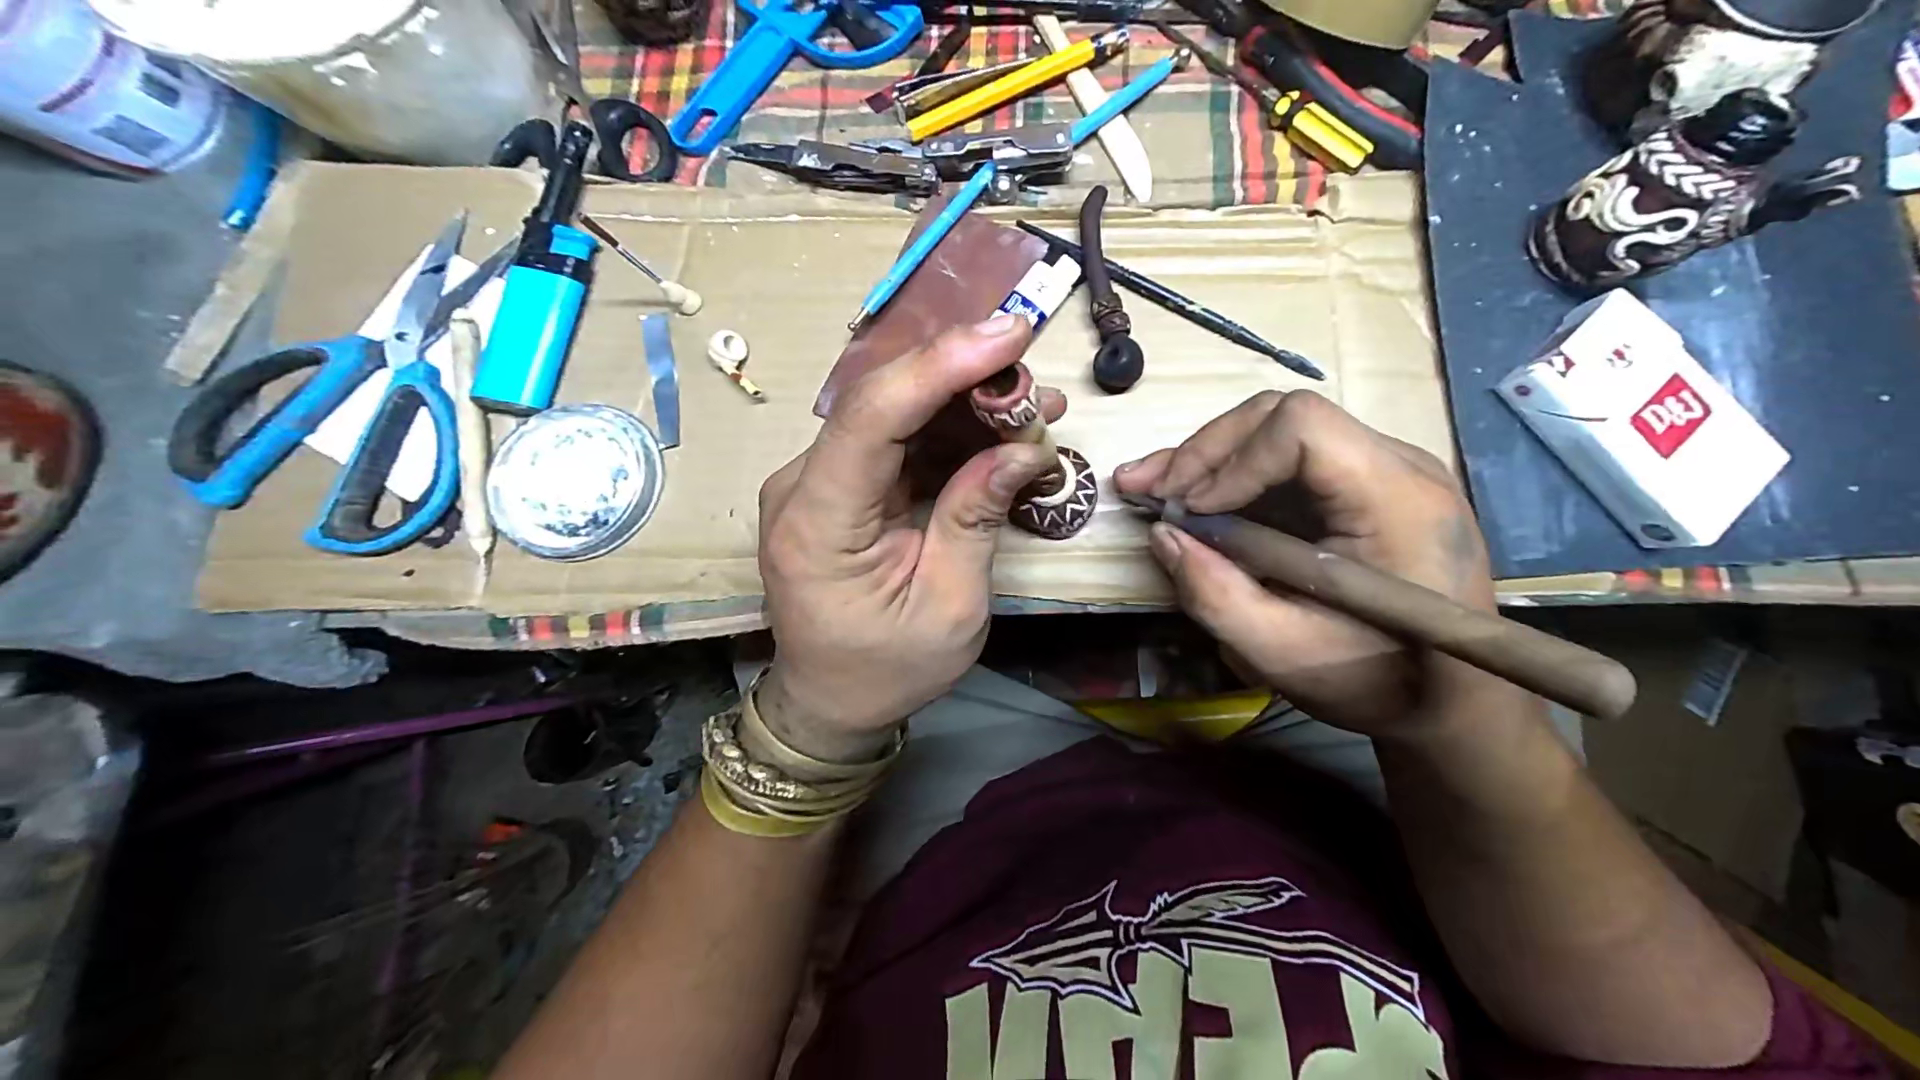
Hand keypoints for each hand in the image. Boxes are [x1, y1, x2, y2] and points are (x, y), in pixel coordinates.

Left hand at [756, 315, 1062, 761]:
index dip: (940, 365)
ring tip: (1034, 408)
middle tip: (1036, 381)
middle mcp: (803, 486)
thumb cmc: (886, 670)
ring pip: (896, 414)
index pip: (872, 417)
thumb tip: (1020, 448)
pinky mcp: (841, 486)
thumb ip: (977, 520)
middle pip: (884, 403)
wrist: (829, 702)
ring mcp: (818, 481)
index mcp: (818, 523)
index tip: (1009, 335)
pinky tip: (1001, 431)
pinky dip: (950, 433)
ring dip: (966, 404)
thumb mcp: (948, 608)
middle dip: (965, 380)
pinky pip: (897, 442)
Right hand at [1114, 390, 1534, 738]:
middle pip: (1281, 417)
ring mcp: (1377, 472)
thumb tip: (1163, 536)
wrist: (1452, 701)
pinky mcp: (1356, 488)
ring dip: (1205, 460)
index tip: (1191, 510)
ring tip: (1147, 487)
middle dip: (1204, 453)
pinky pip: (1283, 462)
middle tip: (1144, 490)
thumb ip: (1217, 597)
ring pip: (1274, 432)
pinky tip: (1187, 498)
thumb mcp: (1285, 655)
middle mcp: (1394, 467)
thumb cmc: (1380, 683)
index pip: (1304, 428)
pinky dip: (1228, 478)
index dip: (1234, 460)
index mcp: (1396, 501)